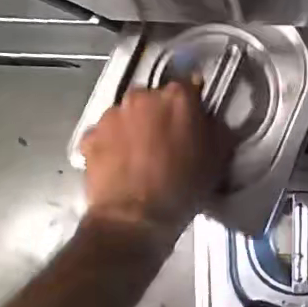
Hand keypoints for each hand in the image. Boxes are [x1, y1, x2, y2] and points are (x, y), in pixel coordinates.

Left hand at [79, 80, 233, 236]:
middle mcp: (141, 97)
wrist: (134, 218)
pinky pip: (105, 135)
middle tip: (167, 143)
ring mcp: (111, 115)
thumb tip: (210, 119)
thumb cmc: (183, 187)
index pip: (189, 88)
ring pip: (128, 115)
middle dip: (161, 116)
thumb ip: (217, 128)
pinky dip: (112, 145)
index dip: (193, 107)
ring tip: (141, 158)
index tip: (194, 123)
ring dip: (135, 128)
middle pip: (155, 100)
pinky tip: (120, 166)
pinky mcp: (89, 136)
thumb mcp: (218, 158)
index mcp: (177, 97)